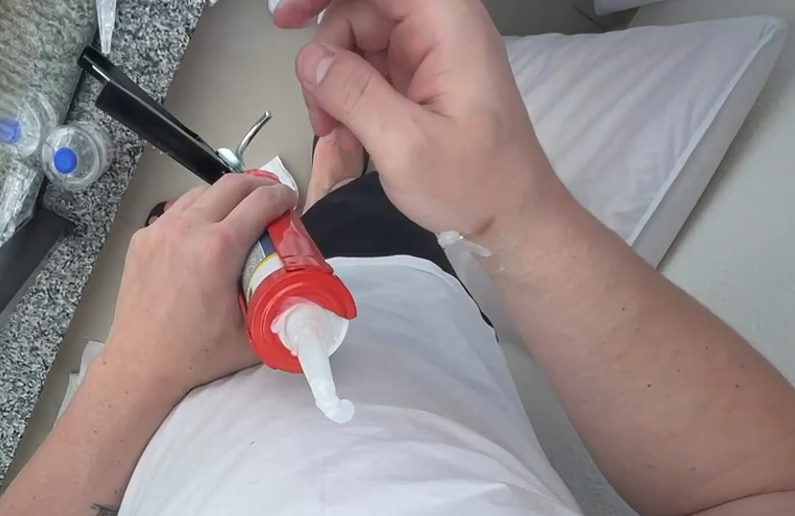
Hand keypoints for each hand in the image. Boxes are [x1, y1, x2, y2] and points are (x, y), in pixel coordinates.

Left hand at [93, 172, 296, 402]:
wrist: (142, 365)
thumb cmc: (191, 356)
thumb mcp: (250, 339)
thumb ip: (279, 316)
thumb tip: (303, 302)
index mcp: (218, 250)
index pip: (260, 202)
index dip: (282, 196)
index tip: (289, 201)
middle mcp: (187, 231)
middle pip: (231, 185)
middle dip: (258, 186)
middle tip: (270, 199)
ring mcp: (160, 231)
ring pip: (200, 193)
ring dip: (225, 196)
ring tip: (238, 212)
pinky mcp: (143, 240)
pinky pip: (174, 212)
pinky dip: (195, 213)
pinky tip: (203, 232)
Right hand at [273, 0, 572, 249]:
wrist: (509, 216)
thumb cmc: (474, 185)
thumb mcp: (406, 145)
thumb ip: (355, 96)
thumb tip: (310, 60)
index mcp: (447, 23)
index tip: (286, 17)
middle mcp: (439, 28)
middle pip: (360, 12)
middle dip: (328, 58)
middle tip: (319, 113)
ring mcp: (429, 55)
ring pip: (358, 45)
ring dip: (335, 87)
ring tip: (336, 133)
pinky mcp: (421, 81)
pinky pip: (370, 74)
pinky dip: (350, 103)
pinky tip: (351, 136)